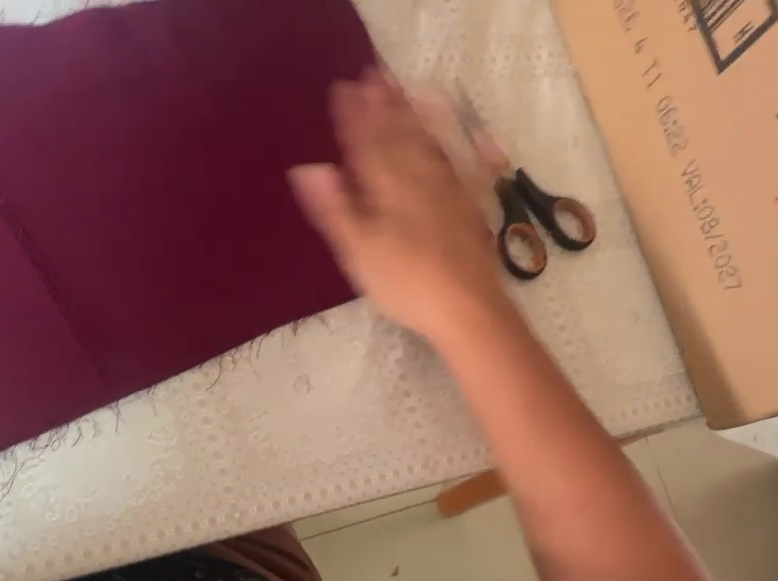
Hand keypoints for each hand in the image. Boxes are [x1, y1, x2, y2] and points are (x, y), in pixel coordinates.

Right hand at [289, 71, 512, 343]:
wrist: (466, 307)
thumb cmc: (406, 284)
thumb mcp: (359, 252)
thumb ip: (335, 209)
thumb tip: (307, 170)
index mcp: (387, 188)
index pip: (366, 143)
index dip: (355, 116)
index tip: (344, 89)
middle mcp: (418, 179)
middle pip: (399, 135)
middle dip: (385, 106)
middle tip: (375, 76)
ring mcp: (448, 190)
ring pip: (428, 143)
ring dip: (415, 116)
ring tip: (407, 91)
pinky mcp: (469, 206)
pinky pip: (459, 163)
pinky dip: (453, 144)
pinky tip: (455, 137)